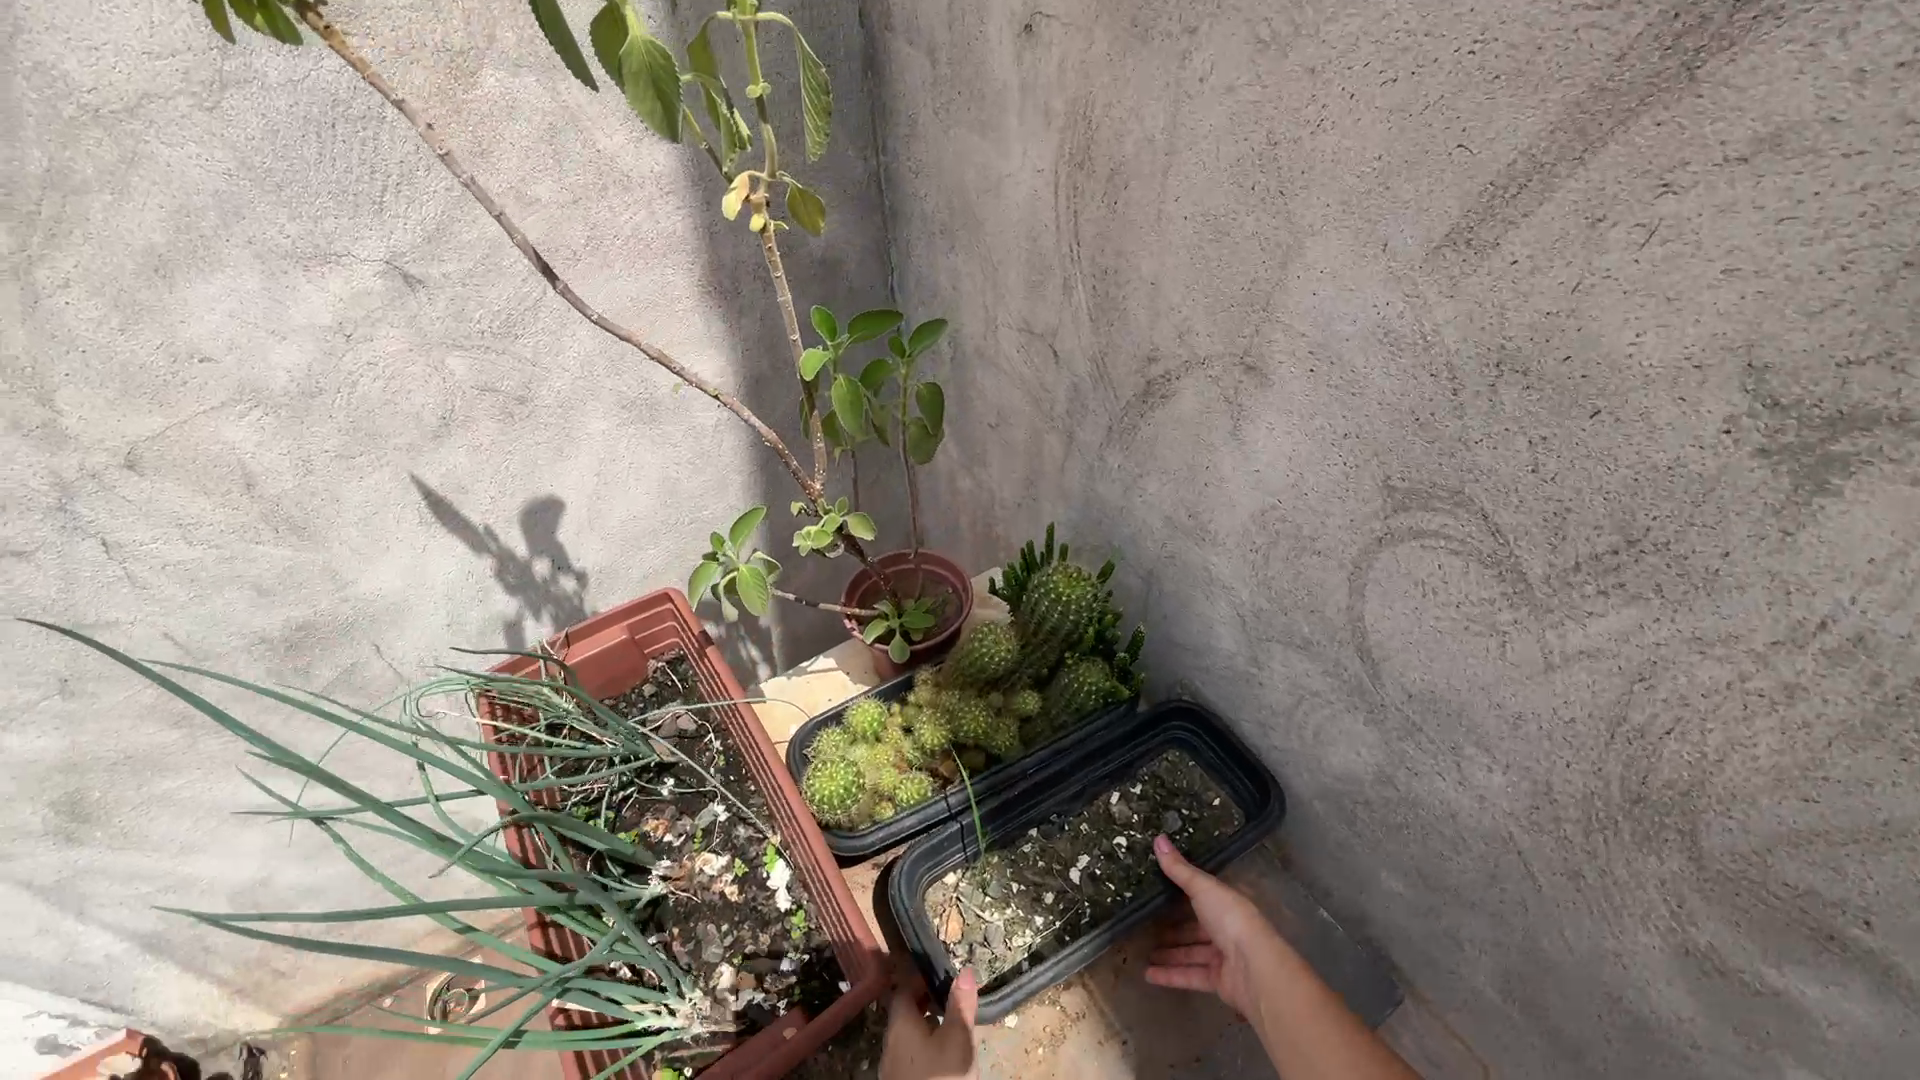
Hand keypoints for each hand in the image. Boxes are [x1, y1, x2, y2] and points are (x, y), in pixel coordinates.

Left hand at [880, 965, 979, 1079]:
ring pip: (908, 1035)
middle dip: (925, 1001)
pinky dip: (925, 1046)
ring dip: (926, 1025)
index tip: (941, 971)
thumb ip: (960, 1005)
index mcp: (899, 1024)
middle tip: (950, 995)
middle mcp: (890, 1043)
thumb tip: (964, 970)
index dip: (921, 977)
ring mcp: (893, 1068)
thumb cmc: (943, 1078)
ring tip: (951, 1023)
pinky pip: (910, 1055)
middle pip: (904, 1012)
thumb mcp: (958, 1039)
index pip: (903, 989)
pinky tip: (943, 1054)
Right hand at [1146, 833, 1286, 1017]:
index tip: (1155, 895)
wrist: (1254, 967)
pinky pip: (1191, 976)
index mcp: (1225, 904)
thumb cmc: (1230, 919)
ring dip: (1168, 954)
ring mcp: (1223, 957)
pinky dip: (1171, 976)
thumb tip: (1158, 837)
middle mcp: (1226, 929)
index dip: (1179, 898)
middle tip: (1144, 927)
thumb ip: (1179, 869)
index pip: (1200, 899)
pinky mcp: (1218, 981)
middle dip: (1171, 930)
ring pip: (1191, 953)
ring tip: (1142, 952)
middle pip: (1194, 929)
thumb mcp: (1203, 887)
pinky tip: (1148, 974)